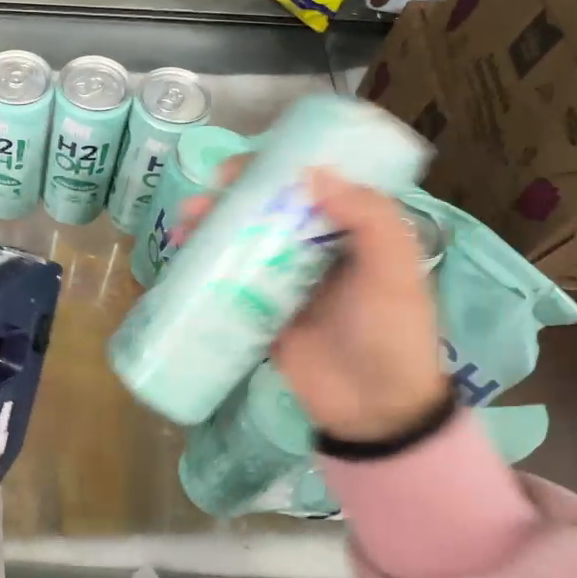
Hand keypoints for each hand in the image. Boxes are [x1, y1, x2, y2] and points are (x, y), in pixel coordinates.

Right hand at [181, 164, 448, 442]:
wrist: (375, 410)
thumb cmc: (393, 333)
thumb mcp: (396, 270)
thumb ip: (368, 217)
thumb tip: (311, 174)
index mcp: (350, 232)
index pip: (307, 186)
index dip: (271, 170)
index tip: (238, 167)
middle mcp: (313, 250)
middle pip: (264, 211)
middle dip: (228, 199)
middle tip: (201, 200)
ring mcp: (283, 282)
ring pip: (240, 242)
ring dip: (209, 228)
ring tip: (183, 225)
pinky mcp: (260, 313)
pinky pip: (228, 282)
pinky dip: (203, 267)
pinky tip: (180, 258)